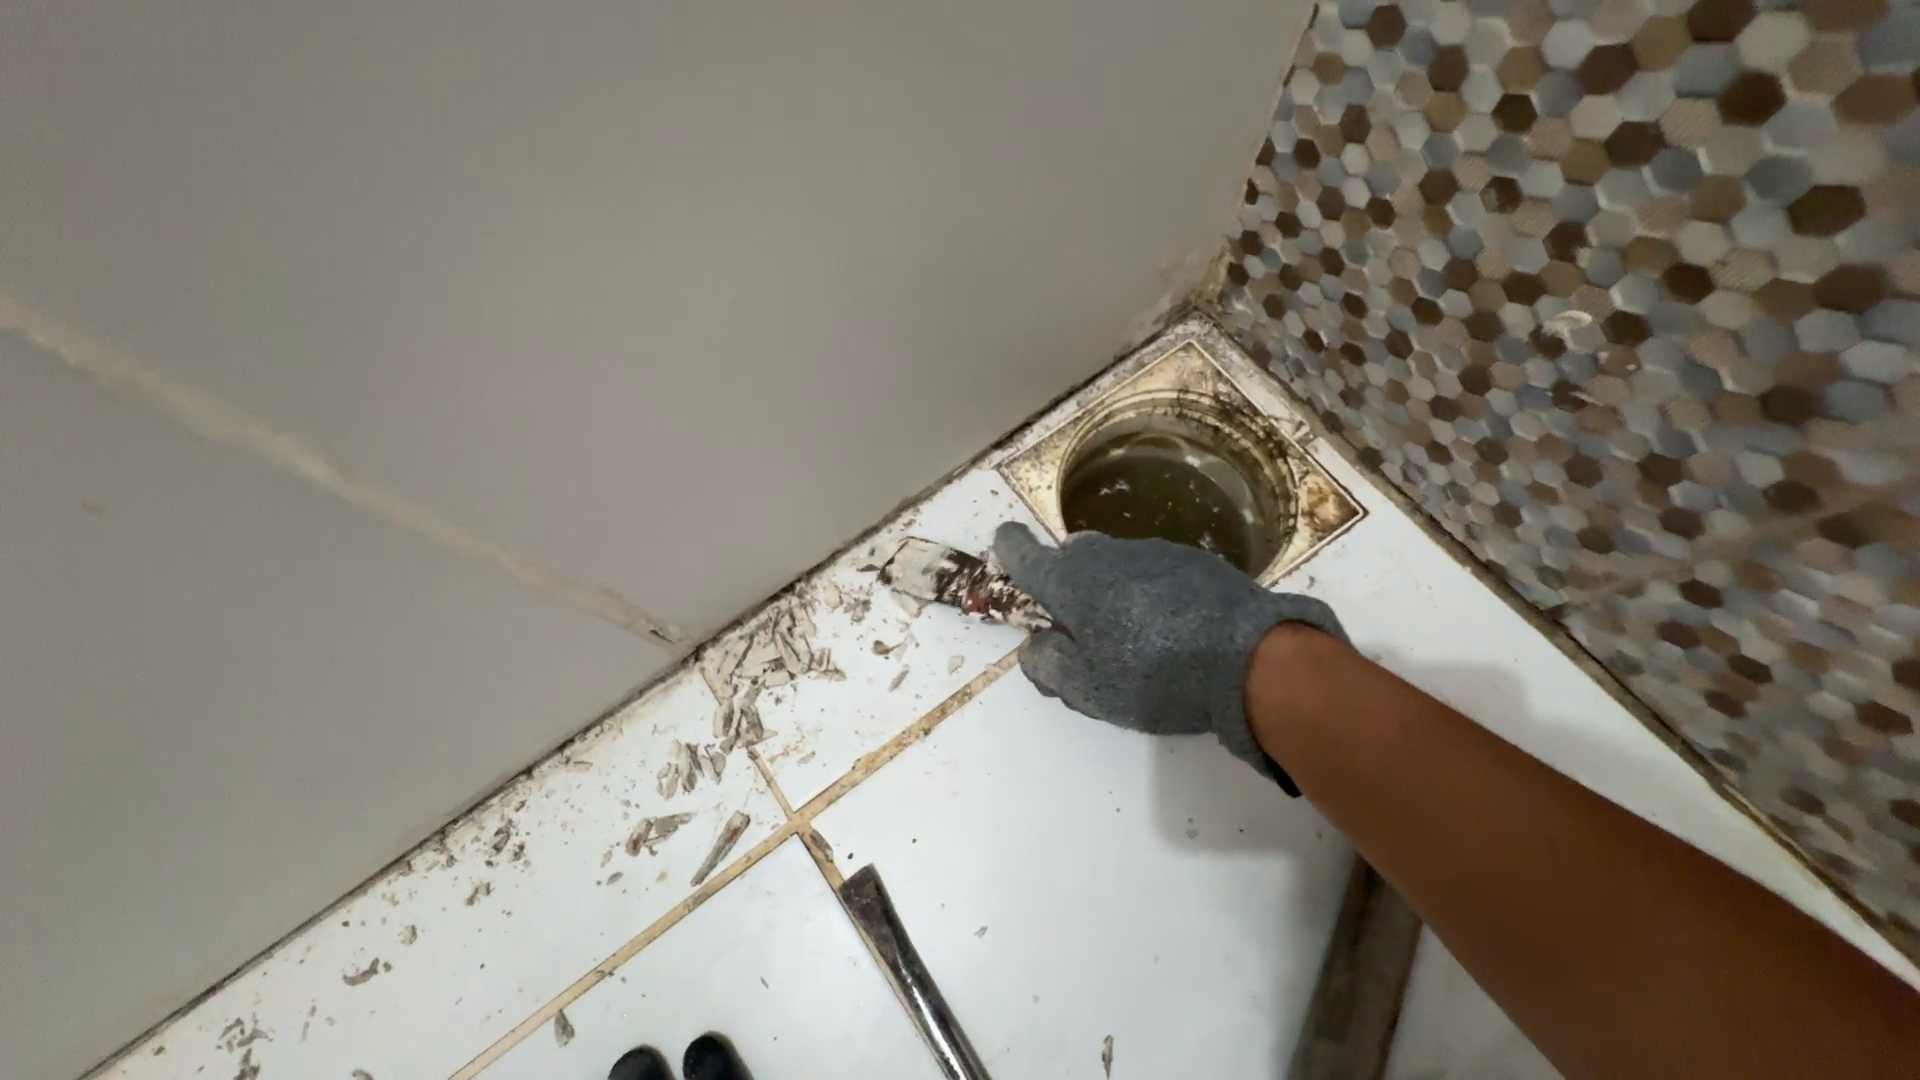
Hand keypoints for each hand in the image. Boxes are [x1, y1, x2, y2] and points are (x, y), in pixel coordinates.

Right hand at [992, 522, 1344, 794]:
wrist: (1252, 658)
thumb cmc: (1155, 678)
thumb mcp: (1089, 690)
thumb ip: (1048, 666)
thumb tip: (1034, 646)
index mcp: (1072, 584)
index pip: (1025, 555)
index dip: (1009, 549)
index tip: (1004, 542)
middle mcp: (1107, 557)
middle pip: (1072, 556)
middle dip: (1065, 578)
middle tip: (1077, 621)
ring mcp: (1153, 553)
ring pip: (1114, 562)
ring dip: (1109, 587)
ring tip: (1131, 631)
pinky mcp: (1193, 561)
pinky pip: (1153, 570)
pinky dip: (1147, 590)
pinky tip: (1170, 625)